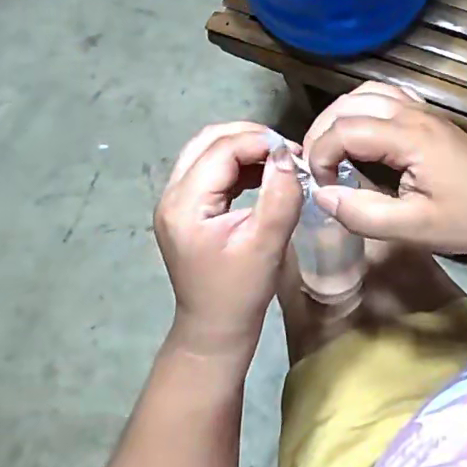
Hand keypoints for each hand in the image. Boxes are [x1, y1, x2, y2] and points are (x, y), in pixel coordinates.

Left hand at [154, 122, 302, 360]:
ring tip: (279, 159)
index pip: (222, 150)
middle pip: (209, 140)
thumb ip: (279, 197)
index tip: (295, 152)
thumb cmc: (239, 292)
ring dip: (244, 147)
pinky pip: (210, 168)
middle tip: (286, 150)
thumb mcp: (266, 246)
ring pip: (208, 150)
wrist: (213, 330)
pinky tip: (264, 172)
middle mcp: (172, 194)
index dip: (260, 142)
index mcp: (184, 204)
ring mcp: (175, 199)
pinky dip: (237, 162)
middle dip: (250, 136)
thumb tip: (286, 155)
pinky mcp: (186, 206)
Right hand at [301, 82, 466, 255]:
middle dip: (321, 134)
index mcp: (409, 138)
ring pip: (363, 93)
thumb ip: (364, 214)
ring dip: (337, 117)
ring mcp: (420, 109)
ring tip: (329, 150)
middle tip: (316, 170)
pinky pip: (382, 94)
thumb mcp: (414, 229)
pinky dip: (359, 107)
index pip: (344, 130)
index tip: (322, 186)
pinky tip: (357, 132)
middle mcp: (411, 113)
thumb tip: (322, 196)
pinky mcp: (425, 113)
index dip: (321, 155)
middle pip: (347, 105)